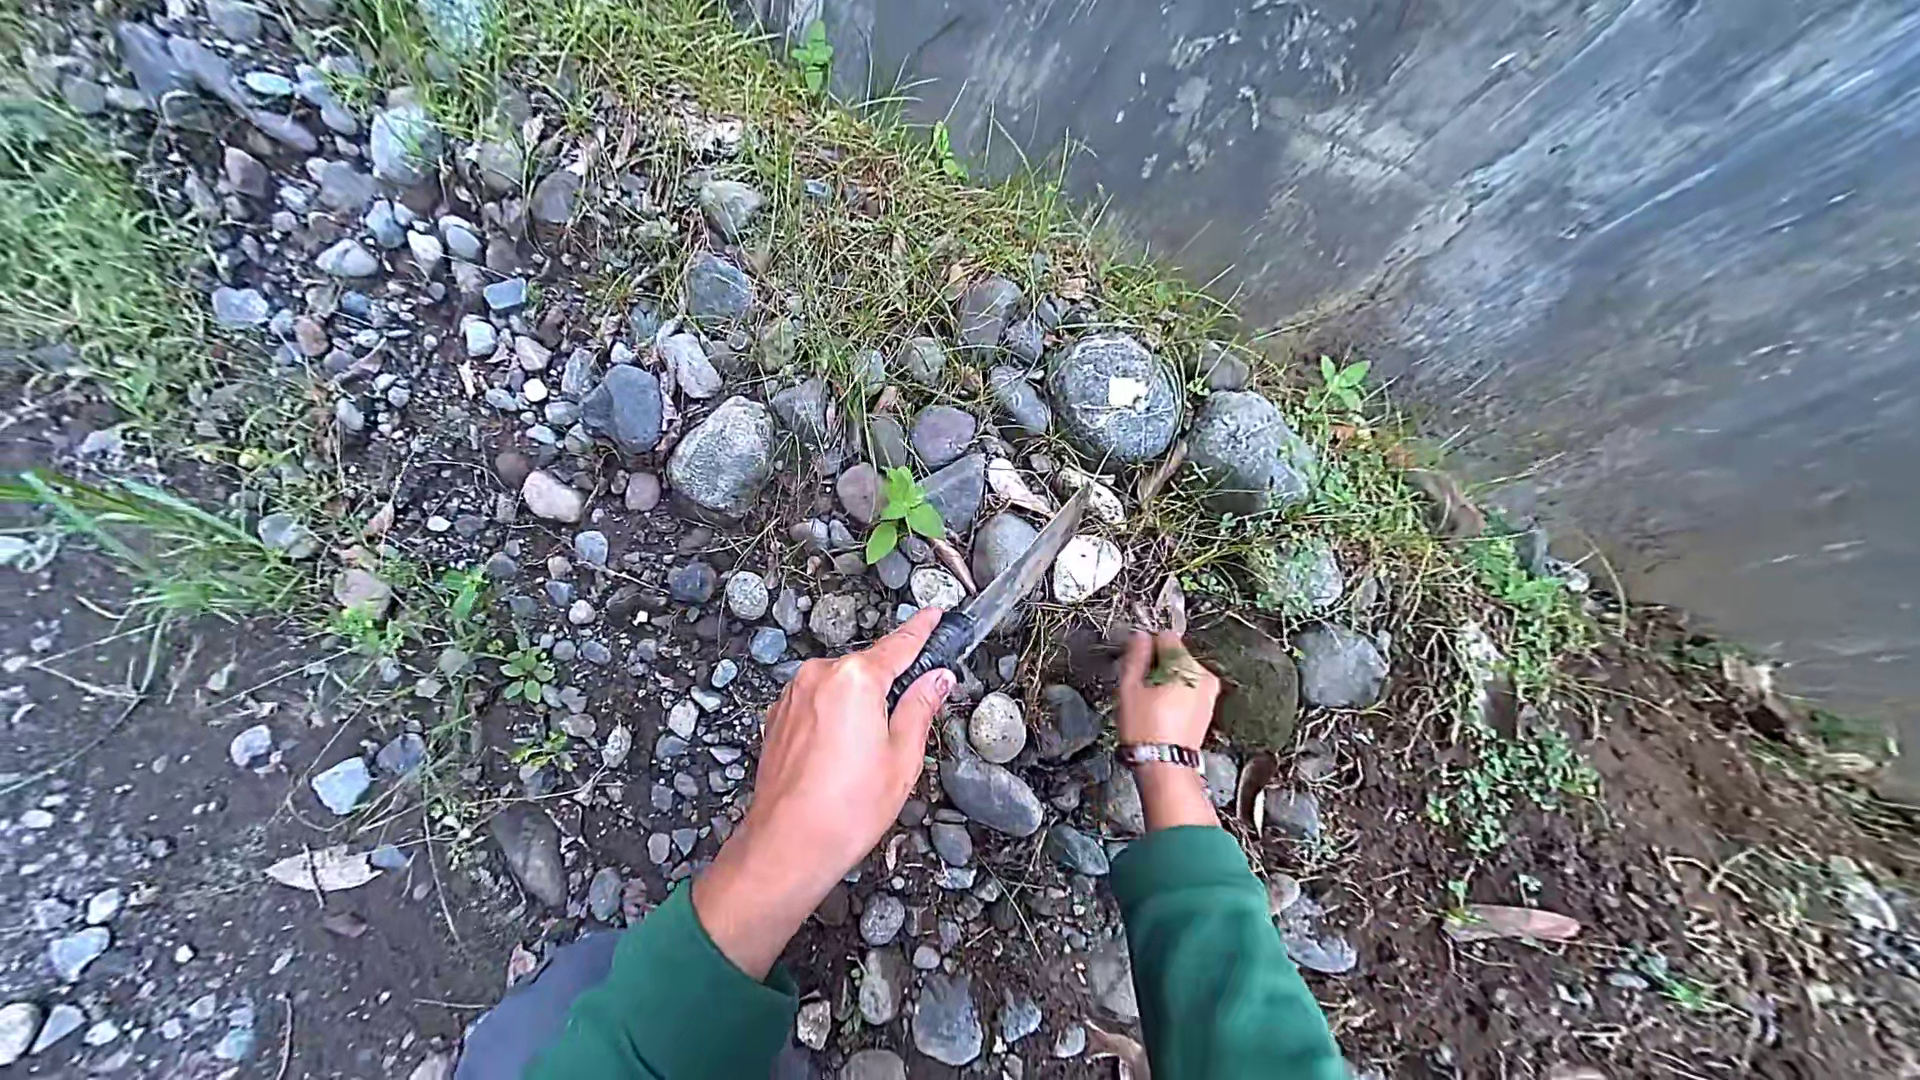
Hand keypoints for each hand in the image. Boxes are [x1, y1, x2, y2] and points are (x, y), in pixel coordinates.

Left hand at [692, 607, 954, 977]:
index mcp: (855, 678)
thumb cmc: (844, 810)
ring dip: (861, 702)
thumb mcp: (902, 757)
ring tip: (868, 750)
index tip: (932, 614)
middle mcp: (819, 675)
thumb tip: (938, 678)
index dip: (922, 628)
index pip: (899, 643)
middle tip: (908, 717)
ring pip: (843, 684)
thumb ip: (921, 706)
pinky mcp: (779, 714)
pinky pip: (819, 699)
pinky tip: (843, 751)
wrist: (785, 847)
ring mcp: (794, 694)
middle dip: (891, 683)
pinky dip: (836, 713)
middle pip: (869, 666)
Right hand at [1116, 629, 1221, 831]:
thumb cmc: (1147, 731)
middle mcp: (1203, 676)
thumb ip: (1135, 656)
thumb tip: (1140, 637)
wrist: (1165, 765)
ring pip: (1182, 670)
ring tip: (1150, 701)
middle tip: (1141, 686)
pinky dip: (1175, 692)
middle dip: (1158, 664)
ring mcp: (1208, 693)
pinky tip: (1161, 709)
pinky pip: (1188, 687)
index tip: (1137, 663)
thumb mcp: (1129, 687)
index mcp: (1185, 667)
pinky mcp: (1207, 706)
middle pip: (1175, 653)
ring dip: (1166, 678)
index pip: (1165, 637)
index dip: (1147, 648)